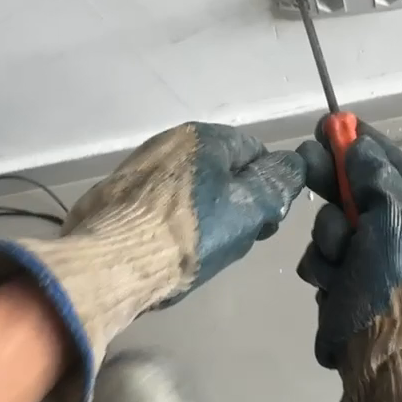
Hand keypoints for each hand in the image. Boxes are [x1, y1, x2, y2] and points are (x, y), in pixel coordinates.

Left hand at [0, 123, 305, 401]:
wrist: (108, 264)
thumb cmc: (186, 235)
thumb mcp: (246, 212)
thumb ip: (274, 184)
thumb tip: (293, 164)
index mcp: (203, 137)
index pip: (253, 152)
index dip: (265, 188)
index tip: (262, 223)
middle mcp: (167, 141)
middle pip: (217, 170)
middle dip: (230, 201)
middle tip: (230, 240)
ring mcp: (135, 167)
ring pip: (184, 187)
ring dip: (197, 212)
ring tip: (194, 250)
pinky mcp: (110, 195)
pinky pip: (153, 204)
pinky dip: (164, 222)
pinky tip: (162, 249)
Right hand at [295, 121, 401, 401]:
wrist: (386, 362)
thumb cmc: (398, 285)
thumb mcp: (393, 219)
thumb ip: (373, 176)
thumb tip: (359, 145)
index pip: (390, 162)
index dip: (361, 141)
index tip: (335, 122)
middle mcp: (400, 231)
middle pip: (355, 189)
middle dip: (332, 183)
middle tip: (306, 161)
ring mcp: (372, 260)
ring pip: (332, 223)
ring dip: (331, 238)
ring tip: (341, 260)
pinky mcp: (347, 285)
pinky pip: (323, 257)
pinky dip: (324, 268)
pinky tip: (333, 285)